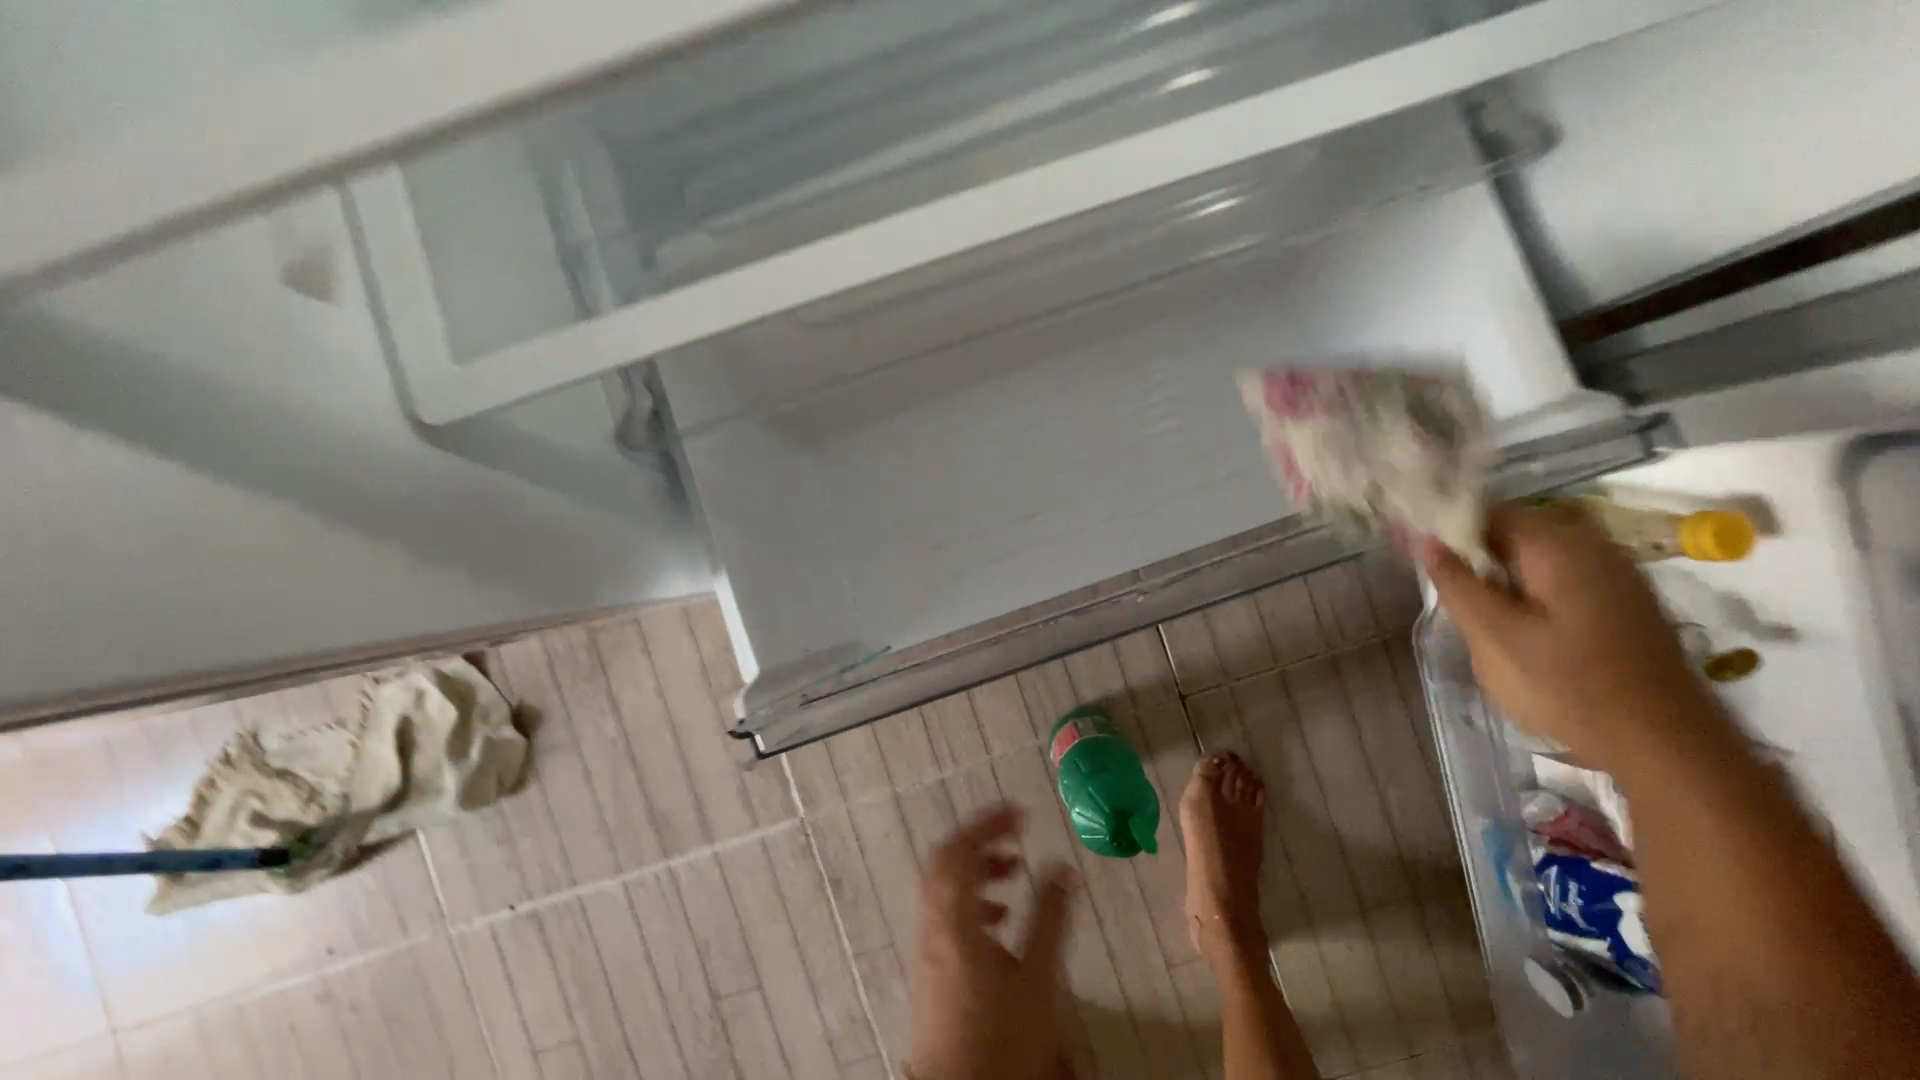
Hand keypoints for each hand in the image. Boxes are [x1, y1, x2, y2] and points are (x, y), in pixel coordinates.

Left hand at [909, 804, 1076, 1079]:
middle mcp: (932, 925)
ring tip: (1012, 875)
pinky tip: (999, 920)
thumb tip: (1063, 866)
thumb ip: (1051, 918)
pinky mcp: (930, 968)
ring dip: (974, 871)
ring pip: (942, 887)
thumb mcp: (1038, 978)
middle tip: (1015, 836)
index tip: (1021, 812)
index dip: (988, 823)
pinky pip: (944, 912)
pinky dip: (969, 900)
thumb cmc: (1003, 1036)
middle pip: (943, 862)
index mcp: (954, 919)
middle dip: (978, 841)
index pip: (960, 849)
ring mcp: (926, 947)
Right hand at [1421, 503, 1728, 767]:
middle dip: (1469, 552)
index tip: (1408, 547)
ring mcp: (1613, 571)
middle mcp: (1591, 544)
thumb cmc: (1570, 688)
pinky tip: (1513, 624)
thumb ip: (1457, 584)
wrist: (1664, 743)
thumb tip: (1422, 538)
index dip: (1442, 525)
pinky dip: (1526, 588)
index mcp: (1557, 545)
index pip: (1485, 511)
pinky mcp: (1622, 599)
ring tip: (1469, 612)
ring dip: (1498, 573)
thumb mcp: (1496, 638)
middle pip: (1511, 530)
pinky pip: (1559, 576)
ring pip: (1535, 556)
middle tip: (1436, 588)